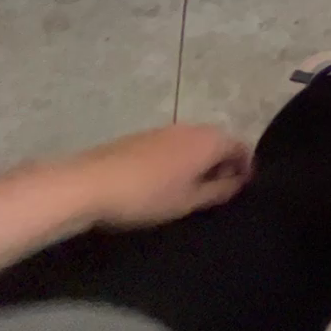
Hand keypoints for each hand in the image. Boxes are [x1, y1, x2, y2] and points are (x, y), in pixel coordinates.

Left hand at [67, 126, 251, 228]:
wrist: (85, 184)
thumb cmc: (146, 195)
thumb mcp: (187, 202)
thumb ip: (220, 191)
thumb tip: (240, 183)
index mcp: (216, 141)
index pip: (244, 149)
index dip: (245, 168)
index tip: (237, 188)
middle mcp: (198, 128)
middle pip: (220, 143)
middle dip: (220, 163)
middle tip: (210, 189)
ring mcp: (169, 129)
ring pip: (194, 144)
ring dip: (196, 161)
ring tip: (181, 185)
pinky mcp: (143, 135)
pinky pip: (171, 145)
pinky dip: (173, 159)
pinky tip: (154, 179)